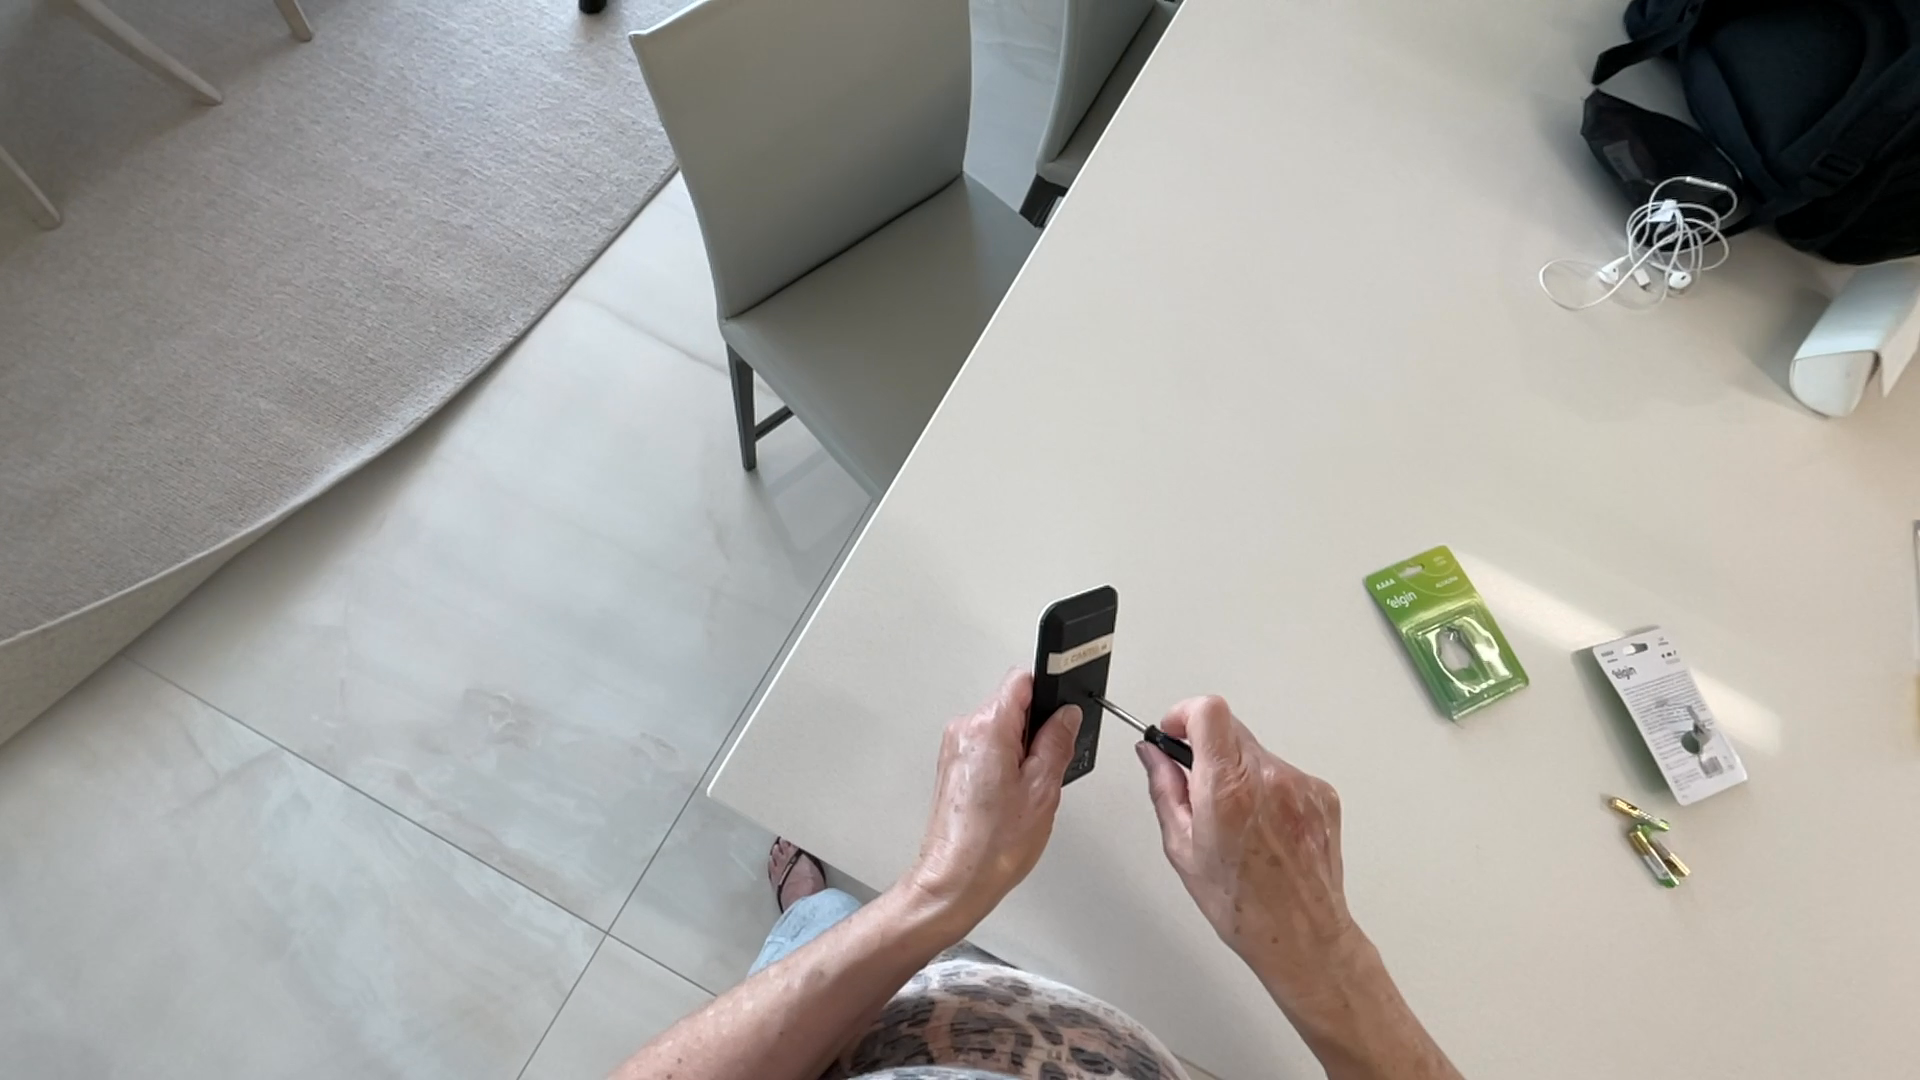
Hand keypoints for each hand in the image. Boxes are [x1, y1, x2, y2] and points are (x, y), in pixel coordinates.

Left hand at [905, 670, 1081, 935]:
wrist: (954, 879)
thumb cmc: (991, 845)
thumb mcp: (1042, 789)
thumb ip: (1057, 743)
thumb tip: (1066, 716)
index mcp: (987, 727)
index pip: (1023, 680)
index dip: (1049, 690)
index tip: (1064, 707)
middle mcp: (966, 729)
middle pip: (1012, 703)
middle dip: (1037, 727)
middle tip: (1048, 765)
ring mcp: (956, 746)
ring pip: (1001, 726)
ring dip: (1021, 747)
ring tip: (1028, 789)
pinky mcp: (953, 764)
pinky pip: (988, 745)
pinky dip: (1005, 760)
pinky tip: (1012, 794)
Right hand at [1136, 696, 1363, 1005]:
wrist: (1303, 938)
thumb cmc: (1242, 904)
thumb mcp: (1181, 846)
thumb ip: (1164, 788)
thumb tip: (1152, 754)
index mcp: (1228, 789)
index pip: (1208, 711)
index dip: (1185, 713)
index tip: (1176, 730)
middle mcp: (1267, 778)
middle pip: (1228, 726)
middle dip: (1205, 744)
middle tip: (1196, 777)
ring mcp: (1299, 785)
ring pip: (1254, 749)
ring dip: (1235, 767)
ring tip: (1233, 813)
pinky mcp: (1321, 794)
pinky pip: (1280, 770)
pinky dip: (1264, 785)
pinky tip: (1261, 822)